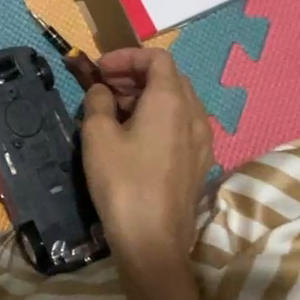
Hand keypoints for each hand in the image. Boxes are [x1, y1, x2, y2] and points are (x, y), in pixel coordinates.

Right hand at [80, 48, 213, 265]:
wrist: (152, 243)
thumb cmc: (122, 181)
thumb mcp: (97, 134)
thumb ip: (98, 101)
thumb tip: (102, 91)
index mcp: (171, 100)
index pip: (157, 58)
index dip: (127, 56)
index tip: (100, 69)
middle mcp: (194, 115)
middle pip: (170, 77)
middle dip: (136, 74)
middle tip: (104, 86)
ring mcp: (202, 141)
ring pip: (178, 101)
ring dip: (147, 95)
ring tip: (115, 109)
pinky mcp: (199, 164)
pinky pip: (182, 124)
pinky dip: (159, 116)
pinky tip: (135, 135)